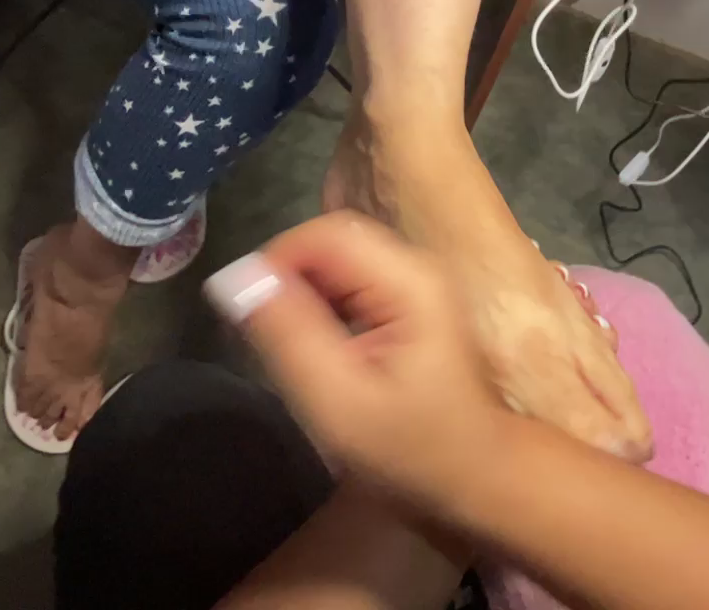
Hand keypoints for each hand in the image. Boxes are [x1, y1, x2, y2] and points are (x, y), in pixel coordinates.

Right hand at [204, 211, 503, 507]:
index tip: (245, 306)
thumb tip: (234, 277)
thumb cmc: (410, 448)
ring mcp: (416, 280)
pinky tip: (311, 339)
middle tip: (256, 327)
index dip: (278, 257)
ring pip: (340, 256)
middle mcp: (416, 265)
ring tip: (278, 337)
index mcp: (409, 280)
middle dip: (287, 273)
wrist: (474, 475)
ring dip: (301, 287)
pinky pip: (352, 277)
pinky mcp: (410, 297)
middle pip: (334, 239)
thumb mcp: (336, 400)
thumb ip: (286, 333)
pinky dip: (321, 298)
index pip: (329, 232)